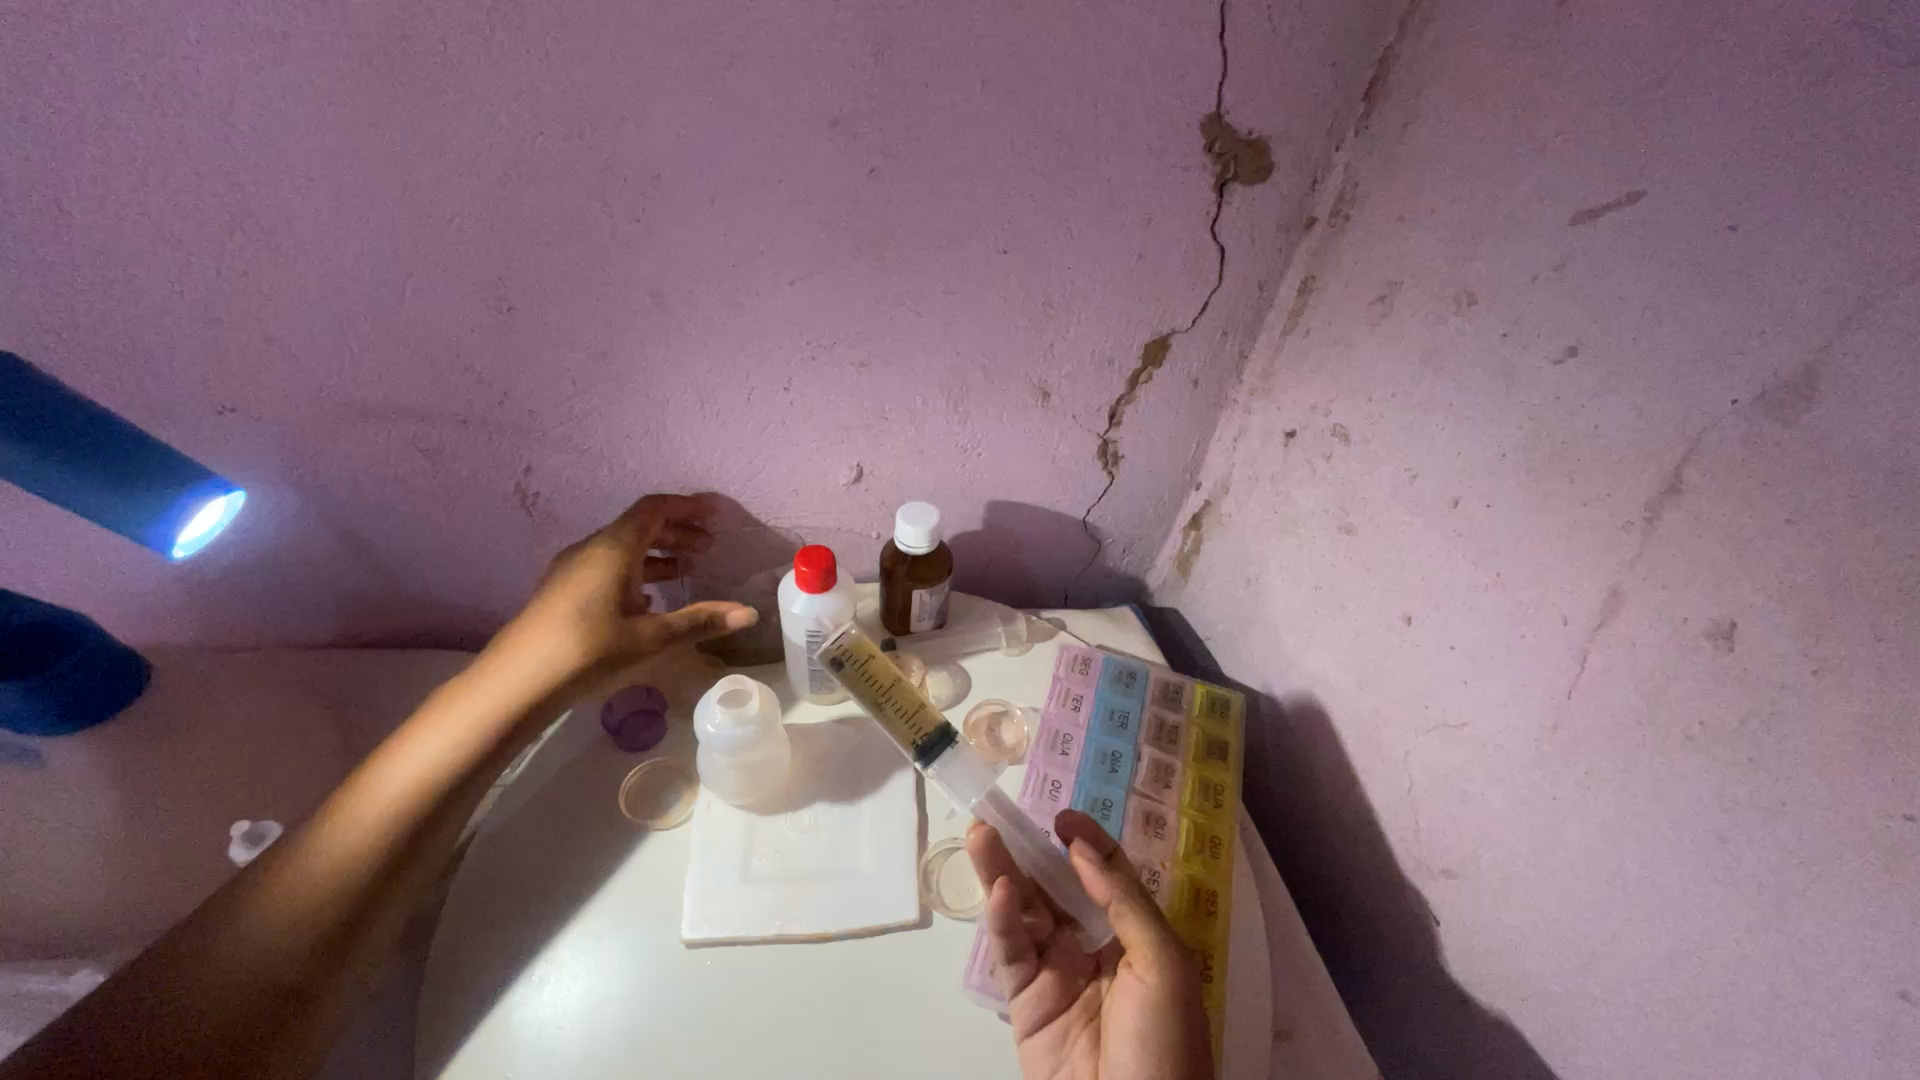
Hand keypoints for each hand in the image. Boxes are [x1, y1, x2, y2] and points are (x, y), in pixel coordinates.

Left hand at [489, 492, 757, 700]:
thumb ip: (699, 621)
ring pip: (624, 548)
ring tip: (687, 569)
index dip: (687, 507)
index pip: (654, 509)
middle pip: (640, 526)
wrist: (516, 682)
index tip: (715, 515)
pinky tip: (650, 600)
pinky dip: (638, 571)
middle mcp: (592, 549)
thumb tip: (749, 613)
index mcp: (614, 548)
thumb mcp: (650, 638)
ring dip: (658, 553)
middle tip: (709, 547)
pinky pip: (610, 566)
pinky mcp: (565, 590)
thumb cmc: (587, 650)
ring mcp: (574, 570)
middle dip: (677, 532)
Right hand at [967, 810, 1213, 1079]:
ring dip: (1003, 872)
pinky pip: (1012, 951)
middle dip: (1029, 850)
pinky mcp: (1025, 1001)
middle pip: (1054, 887)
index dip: (1086, 843)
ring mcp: (1056, 972)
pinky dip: (1002, 919)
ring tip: (981, 836)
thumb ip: (1123, 901)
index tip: (1062, 816)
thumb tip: (1082, 848)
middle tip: (1000, 815)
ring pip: (1024, 910)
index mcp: (1133, 936)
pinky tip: (1000, 891)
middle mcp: (1092, 947)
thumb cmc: (1164, 1045)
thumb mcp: (1162, 965)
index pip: (1106, 876)